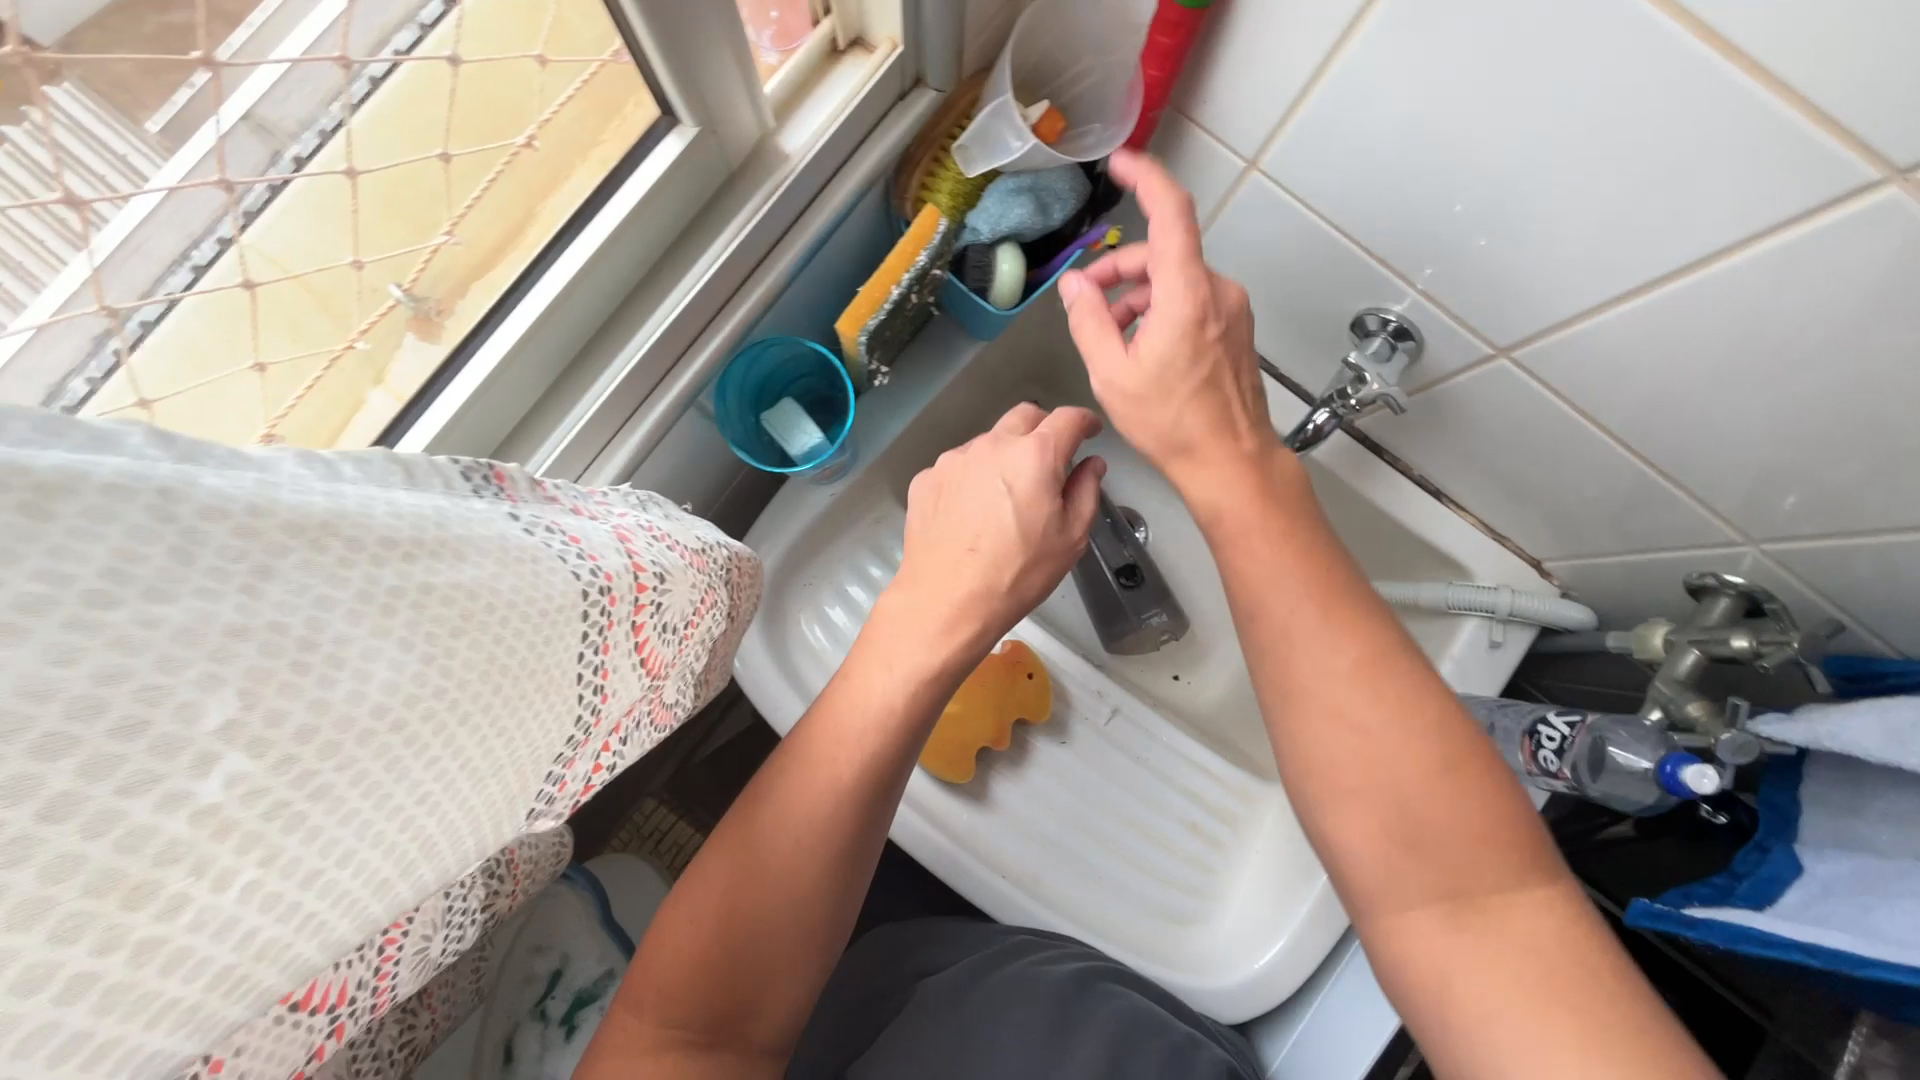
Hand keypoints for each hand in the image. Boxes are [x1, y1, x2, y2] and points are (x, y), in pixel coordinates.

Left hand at [884, 404, 1106, 658]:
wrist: (947, 601)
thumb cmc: (1017, 574)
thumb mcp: (1070, 538)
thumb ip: (1086, 492)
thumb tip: (1091, 465)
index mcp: (1035, 456)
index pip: (1068, 418)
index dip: (1084, 421)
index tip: (1089, 431)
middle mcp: (992, 445)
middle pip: (1024, 416)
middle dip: (1043, 429)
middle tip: (1051, 458)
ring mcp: (954, 460)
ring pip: (988, 441)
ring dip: (1004, 455)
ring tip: (1006, 495)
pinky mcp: (926, 479)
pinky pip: (958, 466)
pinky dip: (973, 477)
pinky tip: (972, 512)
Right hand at [1057, 149, 1277, 491]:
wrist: (1229, 460)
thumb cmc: (1172, 424)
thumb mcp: (1111, 374)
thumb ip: (1088, 320)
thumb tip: (1074, 285)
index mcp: (1187, 295)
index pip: (1171, 213)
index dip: (1144, 178)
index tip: (1119, 163)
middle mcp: (1216, 291)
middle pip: (1162, 254)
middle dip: (1118, 271)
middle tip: (1084, 302)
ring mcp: (1231, 309)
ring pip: (1175, 280)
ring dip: (1137, 296)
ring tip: (1110, 336)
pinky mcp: (1235, 328)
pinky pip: (1192, 301)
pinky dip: (1160, 310)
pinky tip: (1141, 346)